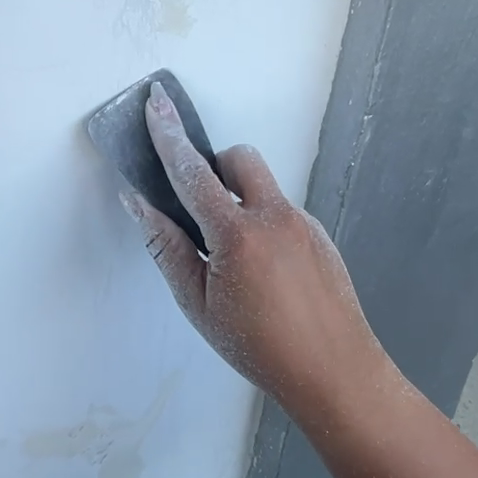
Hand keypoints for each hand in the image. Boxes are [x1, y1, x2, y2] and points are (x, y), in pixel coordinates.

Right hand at [125, 83, 395, 421]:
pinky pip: (284, 213)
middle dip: (217, 166)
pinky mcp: (322, 236)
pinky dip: (265, 225)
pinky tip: (267, 274)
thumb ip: (167, 247)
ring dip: (242, 202)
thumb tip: (139, 203)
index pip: (192, 172)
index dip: (169, 135)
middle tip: (204, 206)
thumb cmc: (259, 347)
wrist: (338, 375)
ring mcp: (304, 224)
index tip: (157, 102)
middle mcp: (275, 217)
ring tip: (237, 260)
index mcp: (237, 235)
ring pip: (264, 189)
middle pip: (241, 158)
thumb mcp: (198, 303)